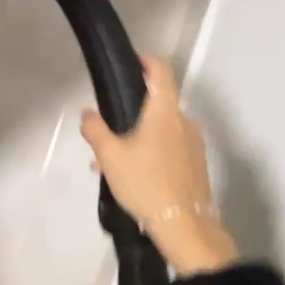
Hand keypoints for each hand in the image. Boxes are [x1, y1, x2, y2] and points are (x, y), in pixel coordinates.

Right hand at [78, 56, 237, 274]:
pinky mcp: (196, 164)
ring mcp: (194, 144)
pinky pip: (169, 148)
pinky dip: (151, 152)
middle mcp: (184, 122)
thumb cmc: (145, 182)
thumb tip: (88, 113)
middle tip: (106, 131)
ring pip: (161, 130)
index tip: (133, 60)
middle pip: (157, 106)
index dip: (147, 62)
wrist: (184, 224)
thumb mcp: (109, 156)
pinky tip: (131, 175)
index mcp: (165, 113)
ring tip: (112, 162)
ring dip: (138, 138)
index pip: (161, 74)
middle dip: (131, 114)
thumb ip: (95, 130)